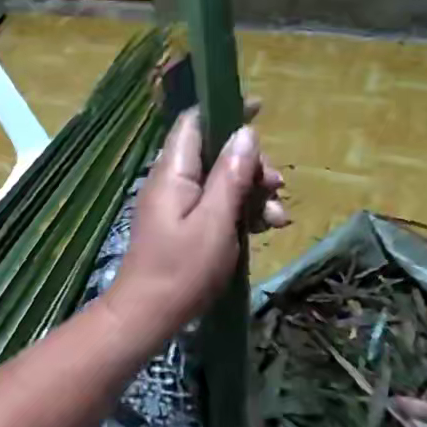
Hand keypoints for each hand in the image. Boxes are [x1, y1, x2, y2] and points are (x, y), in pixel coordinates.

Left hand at [107, 109, 287, 329]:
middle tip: (276, 186)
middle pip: (218, 151)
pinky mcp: (186, 224)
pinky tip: (267, 228)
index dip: (227, 109)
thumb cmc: (182, 270)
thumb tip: (246, 132)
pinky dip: (243, 211)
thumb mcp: (215, 221)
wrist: (148, 317)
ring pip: (223, 179)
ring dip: (253, 191)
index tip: (260, 109)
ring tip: (278, 217)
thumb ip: (231, 175)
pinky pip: (218, 204)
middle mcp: (174, 180)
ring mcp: (179, 203)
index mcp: (174, 171)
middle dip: (252, 164)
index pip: (196, 120)